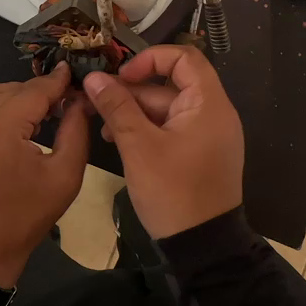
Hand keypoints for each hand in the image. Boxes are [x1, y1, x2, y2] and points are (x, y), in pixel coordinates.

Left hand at [0, 64, 90, 287]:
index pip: (34, 91)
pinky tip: (16, 121)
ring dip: (17, 97)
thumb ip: (75, 130)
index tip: (74, 73)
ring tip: (42, 111)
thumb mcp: (64, 175)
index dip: (56, 82)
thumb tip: (79, 99)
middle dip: (39, 91)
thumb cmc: (26, 216)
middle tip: (63, 100)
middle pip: (12, 89)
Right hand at [82, 45, 242, 238]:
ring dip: (133, 112)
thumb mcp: (138, 146)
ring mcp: (207, 135)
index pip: (184, 58)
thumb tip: (93, 77)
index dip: (150, 59)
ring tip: (102, 130)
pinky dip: (145, 129)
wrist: (204, 247)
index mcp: (207, 104)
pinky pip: (170, 128)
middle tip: (96, 104)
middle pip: (169, 84)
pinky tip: (118, 142)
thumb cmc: (174, 191)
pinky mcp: (199, 153)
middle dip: (131, 92)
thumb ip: (116, 107)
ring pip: (165, 108)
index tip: (121, 77)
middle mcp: (213, 113)